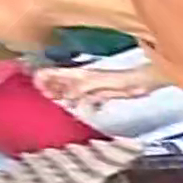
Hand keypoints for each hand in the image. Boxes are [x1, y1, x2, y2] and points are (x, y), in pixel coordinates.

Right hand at [33, 66, 158, 105]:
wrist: (141, 83)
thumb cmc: (119, 79)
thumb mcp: (96, 82)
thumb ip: (80, 88)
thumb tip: (66, 96)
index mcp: (74, 73)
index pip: (47, 73)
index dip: (40, 82)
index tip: (45, 93)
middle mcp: (78, 79)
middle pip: (55, 83)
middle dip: (51, 91)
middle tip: (56, 100)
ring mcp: (88, 87)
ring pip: (69, 92)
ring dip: (66, 99)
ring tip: (70, 106)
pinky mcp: (100, 95)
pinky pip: (86, 100)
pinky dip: (83, 104)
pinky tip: (88, 109)